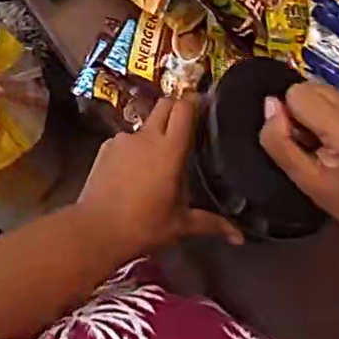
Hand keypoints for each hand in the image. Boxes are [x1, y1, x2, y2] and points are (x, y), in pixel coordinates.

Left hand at [75, 97, 243, 261]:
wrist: (99, 225)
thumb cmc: (146, 224)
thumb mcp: (182, 224)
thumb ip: (211, 223)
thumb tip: (239, 236)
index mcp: (168, 150)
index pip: (182, 111)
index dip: (194, 102)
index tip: (206, 101)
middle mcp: (145, 137)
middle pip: (163, 106)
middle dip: (177, 107)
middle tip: (191, 120)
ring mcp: (122, 138)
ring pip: (146, 125)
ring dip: (157, 133)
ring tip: (165, 155)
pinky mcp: (106, 145)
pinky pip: (128, 140)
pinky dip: (137, 147)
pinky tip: (139, 168)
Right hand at [259, 83, 338, 270]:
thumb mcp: (305, 181)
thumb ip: (276, 139)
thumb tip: (272, 103)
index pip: (298, 94)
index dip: (293, 116)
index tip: (306, 143)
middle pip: (315, 88)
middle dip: (309, 111)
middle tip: (322, 145)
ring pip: (332, 91)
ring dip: (327, 112)